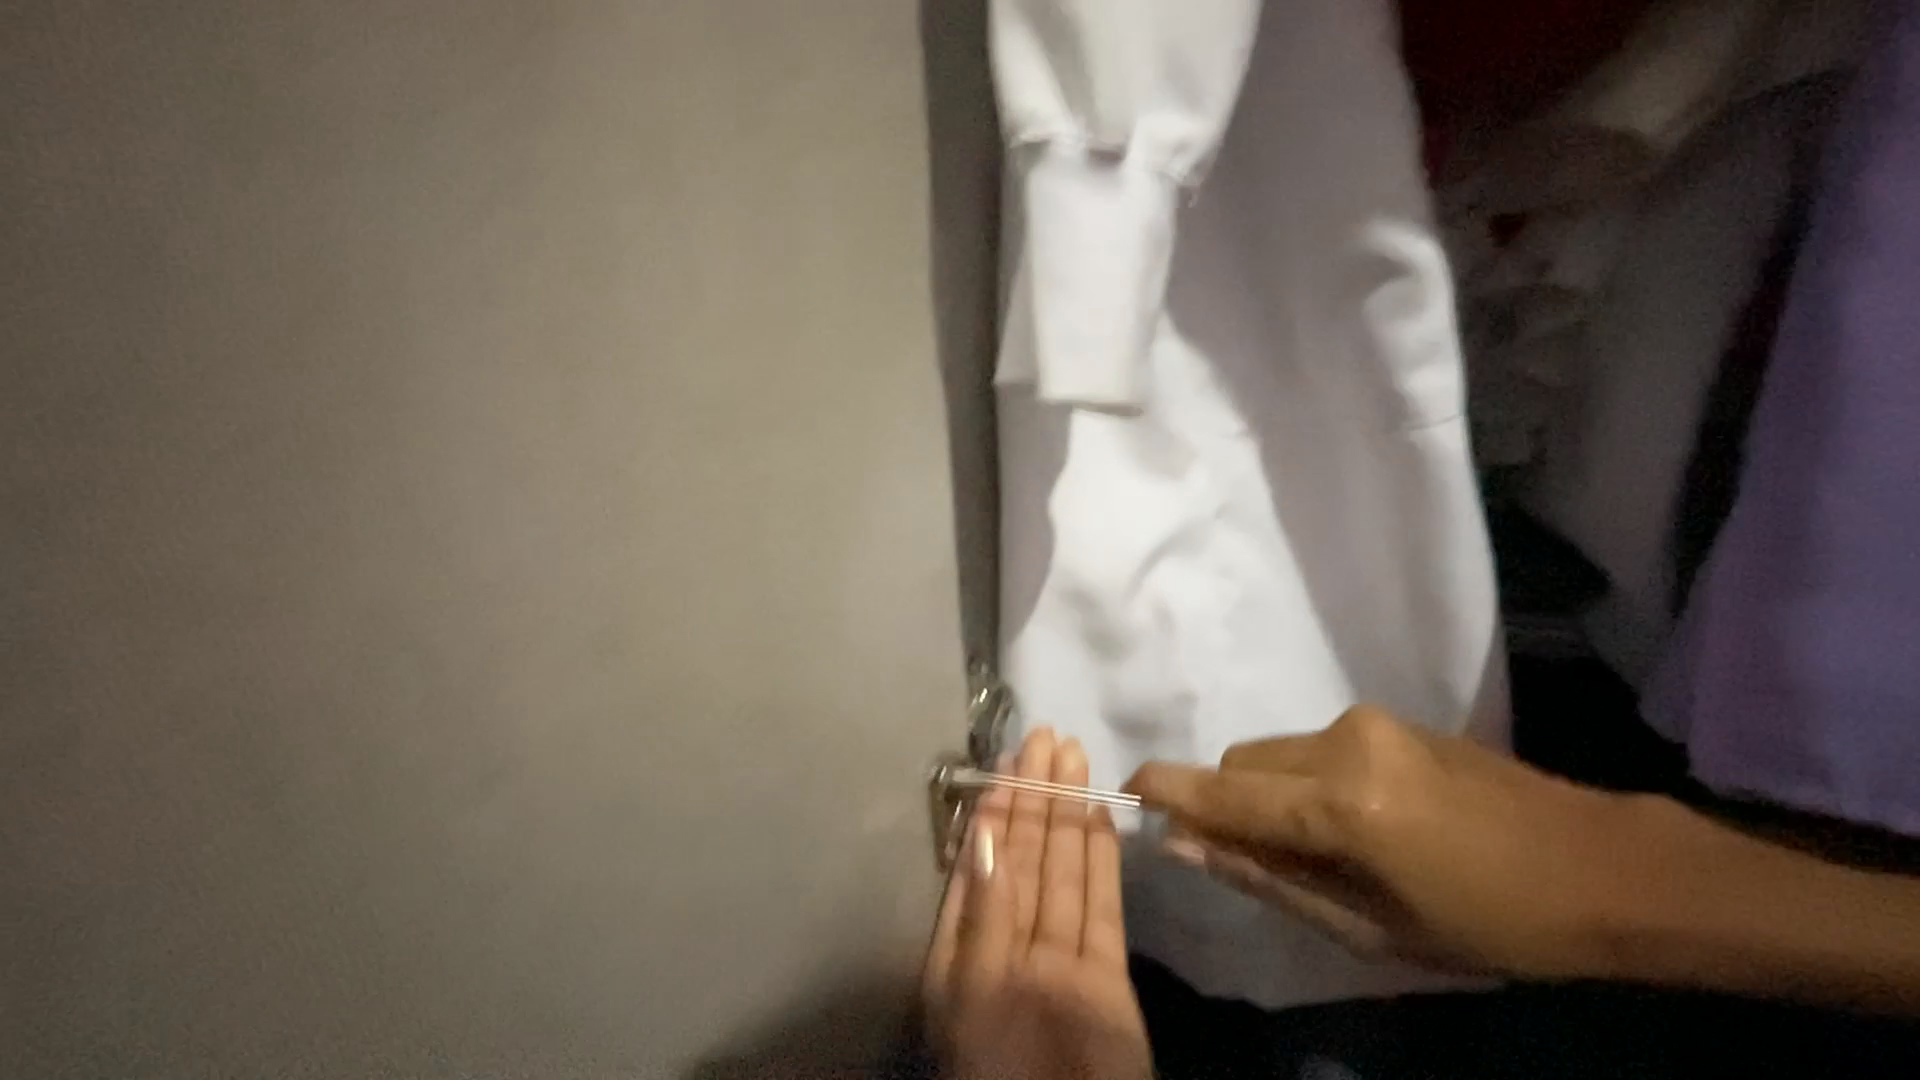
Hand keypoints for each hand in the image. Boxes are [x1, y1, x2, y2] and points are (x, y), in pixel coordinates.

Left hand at [923, 730, 1151, 1079]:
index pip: (980, 861)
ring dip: (1069, 813)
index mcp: (964, 949)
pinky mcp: (1104, 975)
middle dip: (1035, 797)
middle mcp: (1009, 943)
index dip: (994, 810)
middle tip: (1045, 737)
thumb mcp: (975, 991)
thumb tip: (985, 834)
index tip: (1005, 761)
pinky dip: (1101, 860)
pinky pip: (1101, 907)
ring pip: (1063, 871)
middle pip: (1025, 856)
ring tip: (1074, 758)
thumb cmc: (997, 1069)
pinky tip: (1098, 815)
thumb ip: (985, 911)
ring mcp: (1059, 958)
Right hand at [1126, 706, 1659, 978]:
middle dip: (1226, 802)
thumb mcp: (1375, 930)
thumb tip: (1186, 848)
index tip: (1126, 792)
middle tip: (1250, 857)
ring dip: (1266, 792)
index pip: (1224, 789)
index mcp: (1342, 805)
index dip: (1168, 789)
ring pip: (1272, 751)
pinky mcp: (1385, 718)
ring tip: (1318, 846)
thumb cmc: (1493, 923)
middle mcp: (1341, 743)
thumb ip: (1270, 881)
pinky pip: (1309, 745)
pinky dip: (1300, 780)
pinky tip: (1353, 820)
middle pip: (1239, 760)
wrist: (1607, 866)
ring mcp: (1366, 722)